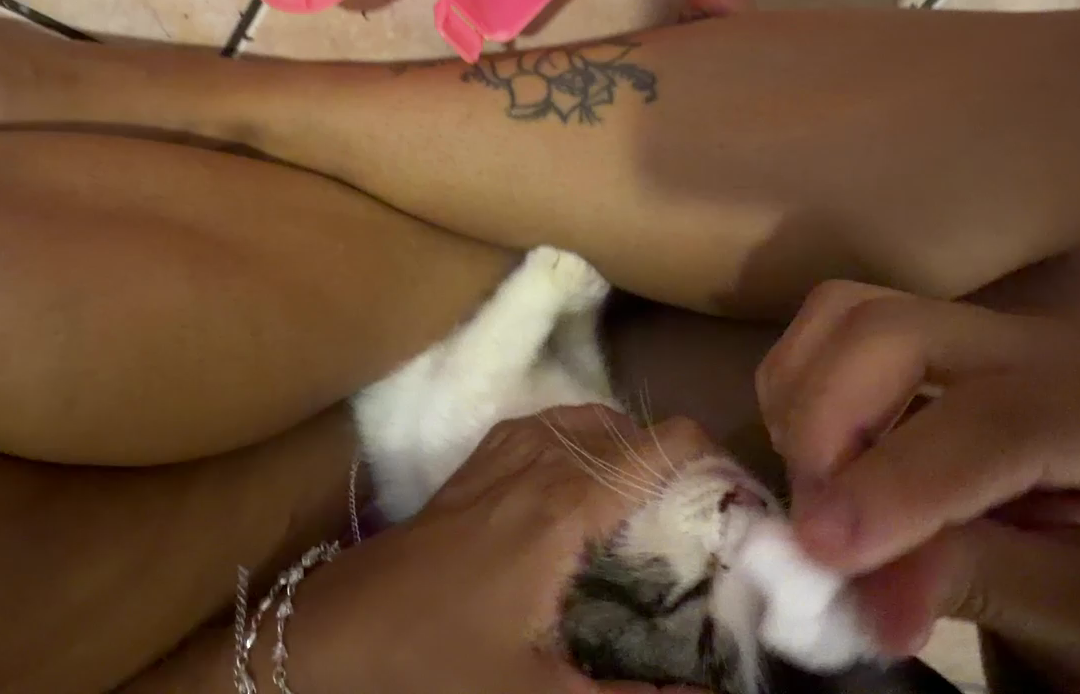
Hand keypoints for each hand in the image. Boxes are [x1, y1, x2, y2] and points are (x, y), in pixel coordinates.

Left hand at [289, 409, 717, 693]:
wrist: (340, 632)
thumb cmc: (440, 661)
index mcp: (563, 506)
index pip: (656, 447)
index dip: (710, 459)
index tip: (739, 499)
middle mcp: (536, 462)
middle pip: (624, 428)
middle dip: (672, 458)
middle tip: (700, 512)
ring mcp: (498, 455)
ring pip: (581, 418)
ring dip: (624, 444)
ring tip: (648, 497)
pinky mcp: (471, 464)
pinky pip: (539, 424)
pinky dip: (576, 436)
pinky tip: (577, 477)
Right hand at [757, 282, 1079, 693]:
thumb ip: (976, 587)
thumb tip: (858, 586)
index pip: (998, 418)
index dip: (902, 478)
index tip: (825, 547)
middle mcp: (1051, 347)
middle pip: (899, 332)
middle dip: (829, 419)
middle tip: (811, 517)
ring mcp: (976, 332)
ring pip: (847, 313)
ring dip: (803, 397)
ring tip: (814, 487)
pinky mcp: (920, 339)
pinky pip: (827, 328)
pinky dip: (796, 386)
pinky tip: (818, 457)